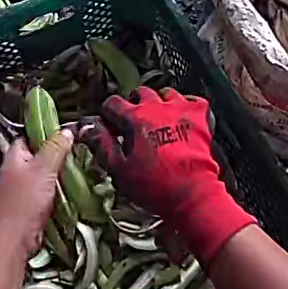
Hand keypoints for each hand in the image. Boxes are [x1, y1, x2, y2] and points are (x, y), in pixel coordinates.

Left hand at [0, 126, 71, 260]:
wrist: (12, 242)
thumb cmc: (23, 203)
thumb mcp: (43, 170)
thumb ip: (55, 149)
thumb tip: (67, 132)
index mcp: (14, 156)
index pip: (29, 135)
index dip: (45, 133)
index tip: (66, 133)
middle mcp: (14, 170)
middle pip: (38, 156)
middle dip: (56, 157)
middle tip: (76, 155)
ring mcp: (20, 190)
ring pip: (43, 176)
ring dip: (57, 176)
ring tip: (77, 173)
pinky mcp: (27, 207)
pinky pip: (45, 193)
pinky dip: (56, 193)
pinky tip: (69, 193)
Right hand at [87, 87, 255, 261]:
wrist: (194, 196)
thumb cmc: (156, 186)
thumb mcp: (120, 169)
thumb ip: (102, 144)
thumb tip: (87, 127)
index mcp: (134, 118)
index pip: (113, 103)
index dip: (108, 114)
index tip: (110, 125)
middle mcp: (157, 107)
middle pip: (139, 93)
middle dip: (133, 105)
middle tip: (133, 123)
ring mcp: (180, 109)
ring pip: (165, 93)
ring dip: (159, 103)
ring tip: (158, 119)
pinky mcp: (200, 117)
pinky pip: (192, 100)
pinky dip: (185, 106)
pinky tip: (181, 118)